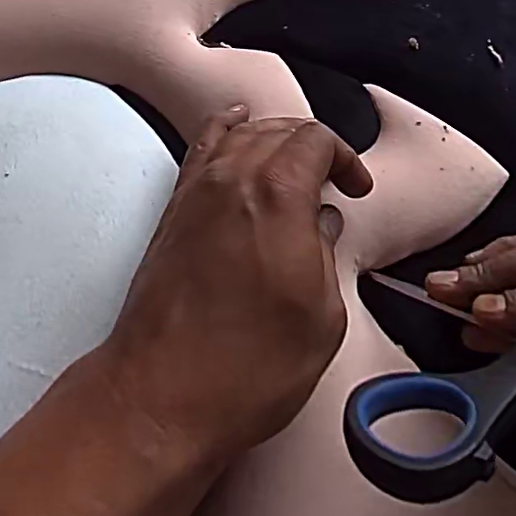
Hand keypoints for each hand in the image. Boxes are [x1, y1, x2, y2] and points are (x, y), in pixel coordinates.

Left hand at [92, 106, 371, 464]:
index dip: (344, 156)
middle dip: (313, 145)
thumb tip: (322, 225)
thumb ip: (326, 252)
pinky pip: (201, 148)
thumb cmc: (240, 366)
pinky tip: (232, 123)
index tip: (354, 184)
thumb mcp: (320, 315)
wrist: (161, 392)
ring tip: (293, 154)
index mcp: (276, 195)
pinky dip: (222, 128)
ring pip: (241, 133)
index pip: (315, 140)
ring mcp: (197, 190)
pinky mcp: (175, 209)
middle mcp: (231, 179)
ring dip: (273, 136)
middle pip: (278, 130)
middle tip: (332, 174)